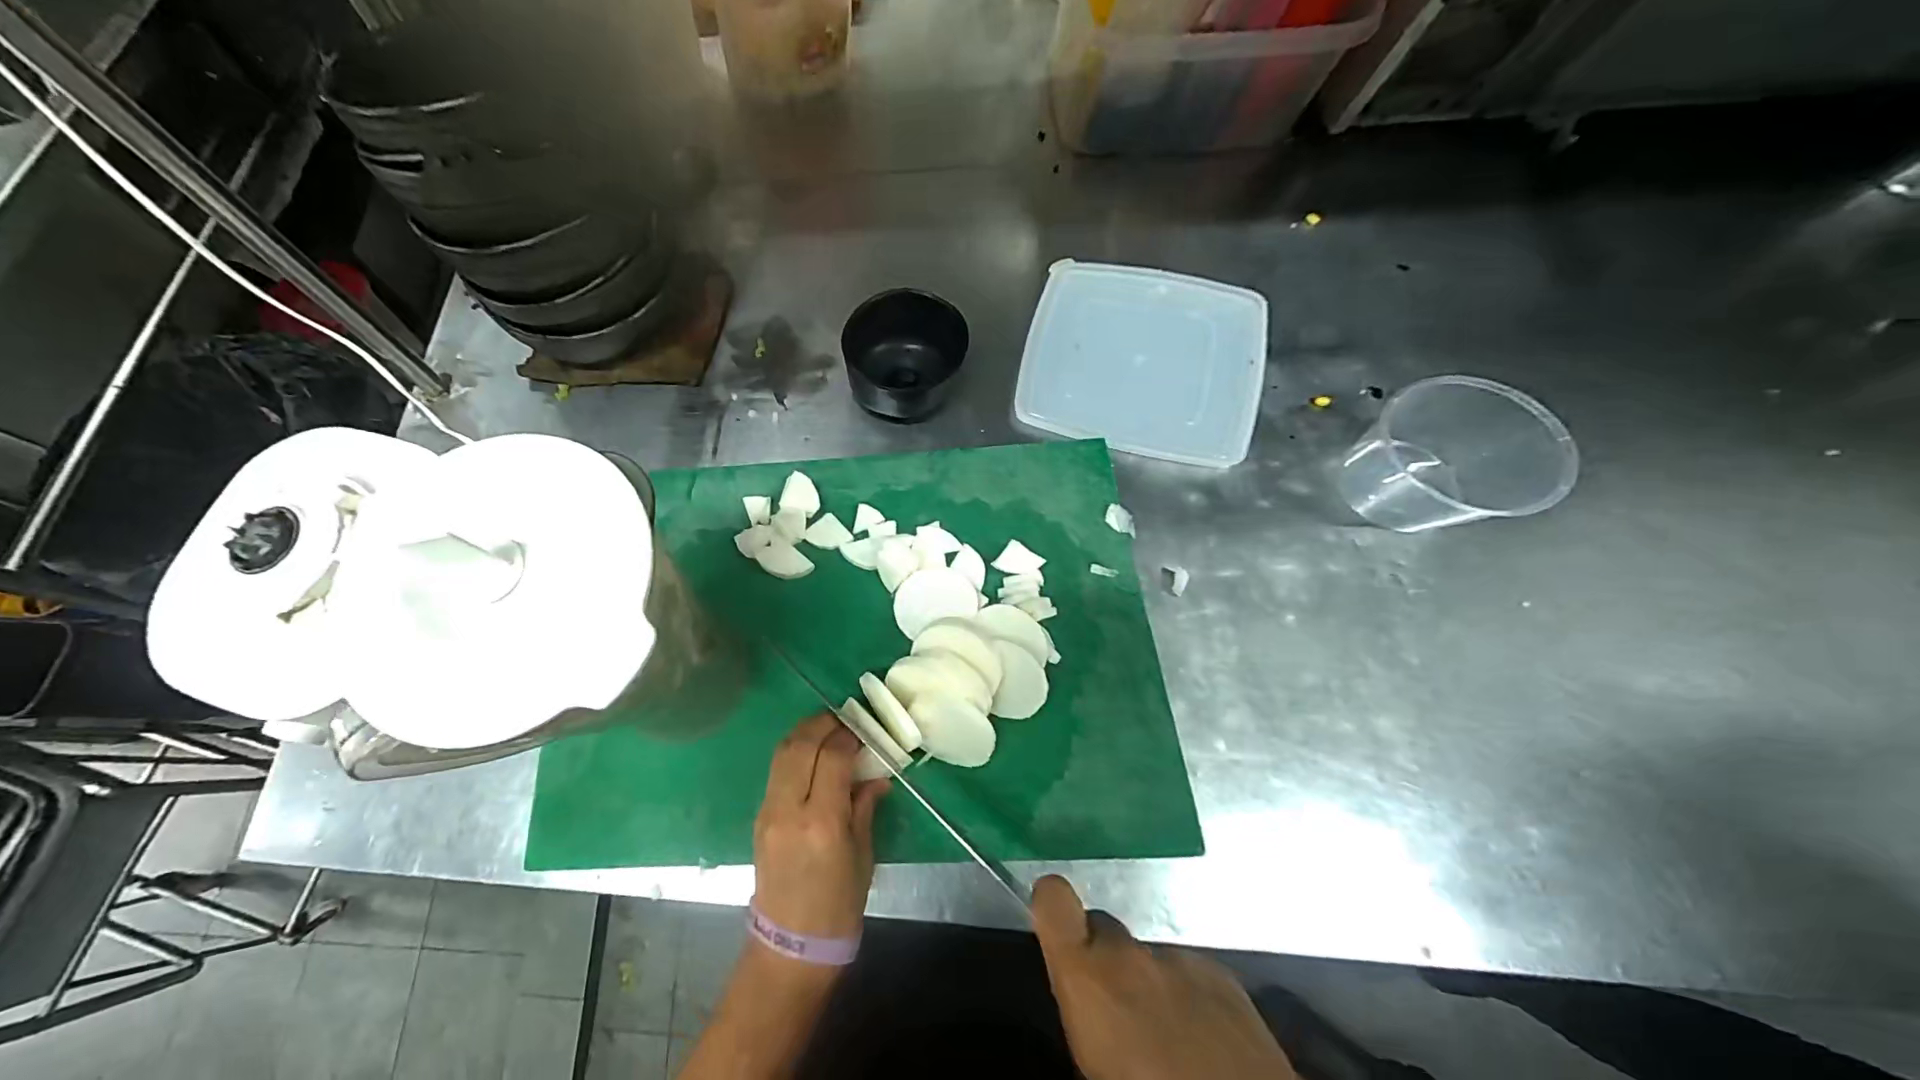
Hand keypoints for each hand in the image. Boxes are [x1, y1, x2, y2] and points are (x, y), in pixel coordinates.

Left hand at [752, 713, 890, 940]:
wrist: (791, 946)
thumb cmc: (839, 905)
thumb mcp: (863, 855)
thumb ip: (864, 807)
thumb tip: (875, 775)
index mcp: (821, 822)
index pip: (831, 757)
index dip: (849, 736)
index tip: (864, 730)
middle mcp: (789, 811)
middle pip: (799, 746)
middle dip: (822, 724)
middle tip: (845, 719)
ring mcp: (768, 813)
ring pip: (781, 754)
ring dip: (805, 733)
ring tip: (828, 728)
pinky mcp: (759, 818)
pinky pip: (776, 772)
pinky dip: (794, 753)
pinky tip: (813, 755)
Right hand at [1030, 875, 1295, 1079]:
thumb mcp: (1091, 1066)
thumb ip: (1082, 1016)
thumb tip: (1084, 1010)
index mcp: (1090, 975)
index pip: (1054, 898)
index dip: (1050, 905)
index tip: (1055, 927)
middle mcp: (1133, 955)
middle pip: (1105, 929)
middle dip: (1106, 963)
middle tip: (1116, 1015)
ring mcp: (1185, 961)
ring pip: (1150, 958)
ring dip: (1150, 986)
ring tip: (1165, 1040)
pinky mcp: (1229, 979)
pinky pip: (1190, 975)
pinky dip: (1188, 999)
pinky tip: (1200, 1044)